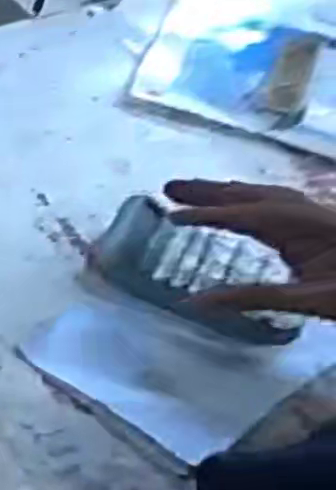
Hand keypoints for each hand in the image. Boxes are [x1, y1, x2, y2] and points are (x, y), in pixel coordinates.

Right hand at [166, 178, 335, 319]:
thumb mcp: (312, 301)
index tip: (172, 216)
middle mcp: (321, 219)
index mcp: (320, 231)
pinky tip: (232, 205)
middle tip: (170, 187)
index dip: (214, 215)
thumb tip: (190, 301)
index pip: (258, 217)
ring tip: (188, 191)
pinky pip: (281, 207)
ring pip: (272, 197)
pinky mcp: (322, 230)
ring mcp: (323, 222)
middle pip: (263, 197)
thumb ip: (253, 298)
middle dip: (214, 192)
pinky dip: (249, 202)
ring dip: (228, 192)